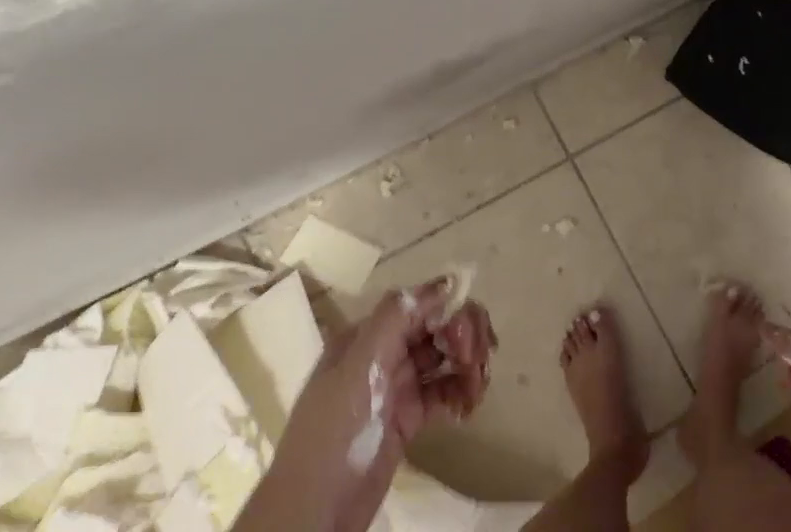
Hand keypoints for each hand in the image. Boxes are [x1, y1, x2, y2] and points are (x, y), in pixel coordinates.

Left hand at [258, 278, 496, 531]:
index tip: (464, 339)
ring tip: (476, 391)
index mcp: (366, 338)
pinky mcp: (410, 416)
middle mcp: (384, 355)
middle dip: (466, 340)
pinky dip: (463, 393)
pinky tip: (468, 409)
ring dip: (470, 366)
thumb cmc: (332, 433)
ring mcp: (398, 386)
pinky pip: (447, 391)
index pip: (422, 306)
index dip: (451, 313)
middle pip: (440, 328)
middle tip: (476, 364)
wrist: (314, 510)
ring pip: (448, 358)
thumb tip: (444, 281)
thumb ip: (396, 319)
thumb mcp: (358, 369)